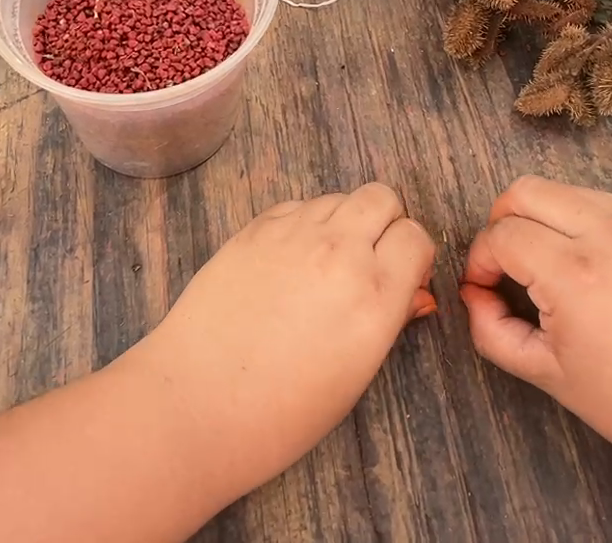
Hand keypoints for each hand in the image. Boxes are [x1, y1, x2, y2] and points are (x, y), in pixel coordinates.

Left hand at [124, 182, 436, 494]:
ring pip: (338, 197)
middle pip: (381, 197)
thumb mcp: (354, 374)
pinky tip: (286, 262)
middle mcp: (339, 251)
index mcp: (375, 294)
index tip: (402, 276)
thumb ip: (389, 319)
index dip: (412, 255)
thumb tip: (412, 292)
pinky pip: (296, 207)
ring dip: (341, 222)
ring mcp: (293, 233)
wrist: (195, 403)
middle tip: (367, 259)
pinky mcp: (254, 228)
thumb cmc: (282, 413)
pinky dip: (302, 225)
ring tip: (321, 264)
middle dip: (383, 223)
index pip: (416, 236)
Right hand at [459, 176, 611, 473]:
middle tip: (507, 268)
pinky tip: (583, 259)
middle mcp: (603, 232)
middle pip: (523, 191)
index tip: (485, 291)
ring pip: (560, 188)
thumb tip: (473, 294)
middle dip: (500, 224)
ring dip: (537, 216)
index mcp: (573, 273)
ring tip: (545, 264)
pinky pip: (598, 199)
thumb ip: (492, 331)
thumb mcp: (548, 375)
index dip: (480, 261)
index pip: (501, 235)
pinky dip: (574, 217)